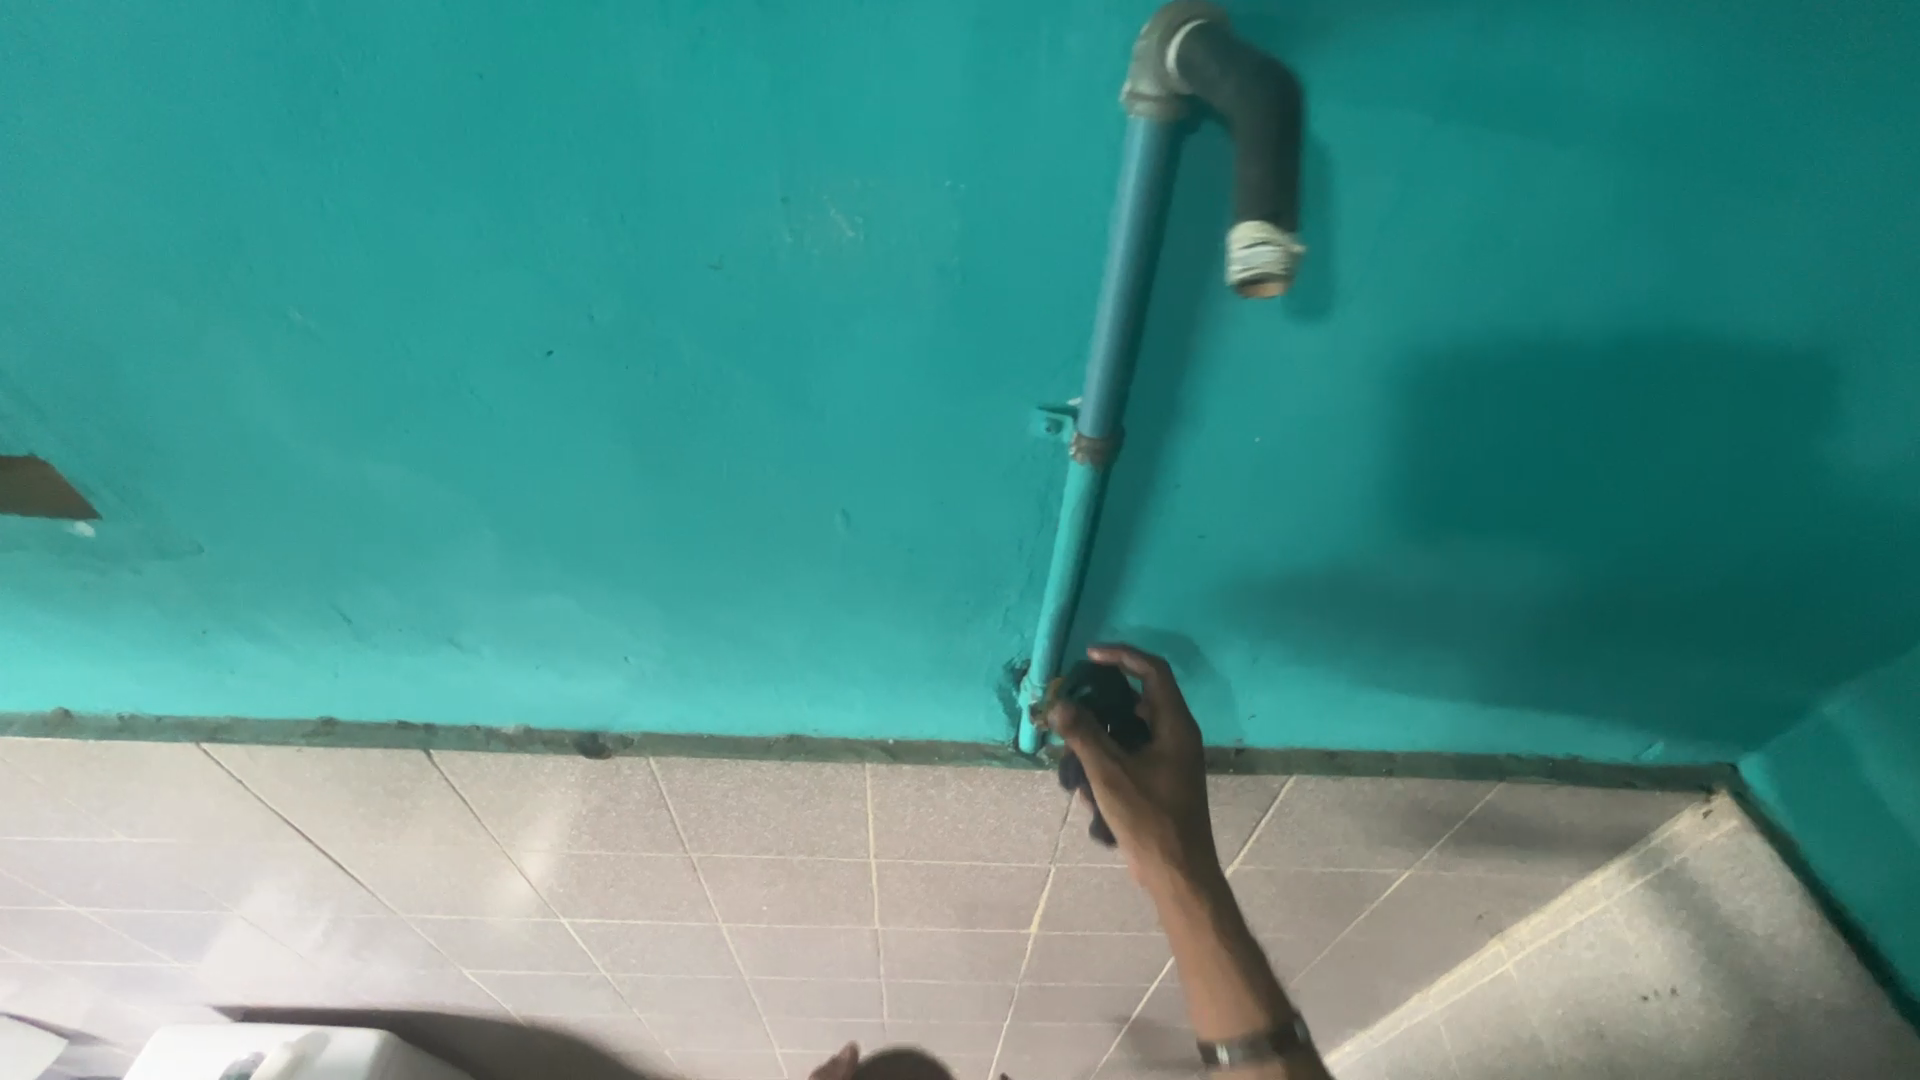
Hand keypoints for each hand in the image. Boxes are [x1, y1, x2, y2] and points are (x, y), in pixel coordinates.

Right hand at [1040, 644, 1220, 894]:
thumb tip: (1059, 704)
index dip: (1121, 656)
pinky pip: (1132, 752)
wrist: (1178, 873)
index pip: (1152, 671)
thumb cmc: (1149, 819)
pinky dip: (1108, 757)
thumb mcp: (1110, 773)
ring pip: (1132, 728)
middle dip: (1102, 699)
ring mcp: (1171, 758)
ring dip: (1101, 733)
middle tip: (1073, 700)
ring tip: (1072, 748)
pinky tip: (1085, 782)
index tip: (1089, 657)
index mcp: (1175, 725)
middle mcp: (1177, 735)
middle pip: (1139, 697)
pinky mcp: (1162, 778)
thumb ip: (1083, 734)